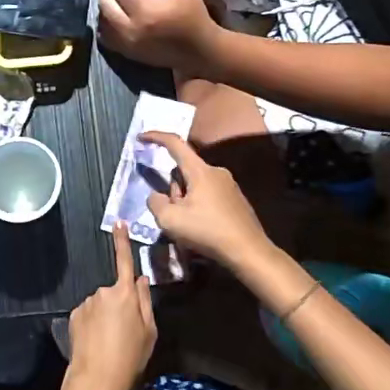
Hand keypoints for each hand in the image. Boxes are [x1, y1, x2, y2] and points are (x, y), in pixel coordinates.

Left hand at [66, 222, 155, 389]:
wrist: (98, 377)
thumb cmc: (131, 355)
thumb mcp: (149, 331)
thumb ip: (145, 301)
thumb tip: (141, 279)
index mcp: (126, 293)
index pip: (124, 261)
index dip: (122, 241)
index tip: (118, 222)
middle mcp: (104, 292)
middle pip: (115, 292)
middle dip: (119, 306)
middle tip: (126, 332)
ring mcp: (87, 303)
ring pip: (100, 305)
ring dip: (105, 317)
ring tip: (110, 342)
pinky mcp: (74, 315)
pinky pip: (88, 315)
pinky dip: (92, 325)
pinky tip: (96, 342)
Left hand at [97, 0, 217, 70]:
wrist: (199, 49)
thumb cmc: (192, 15)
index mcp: (143, 9)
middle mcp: (129, 27)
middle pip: (105, 1)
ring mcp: (125, 42)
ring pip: (102, 19)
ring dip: (108, 5)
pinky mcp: (126, 52)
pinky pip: (105, 37)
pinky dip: (107, 24)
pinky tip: (118, 18)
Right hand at [141, 132, 270, 266]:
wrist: (248, 251)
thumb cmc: (208, 231)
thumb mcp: (170, 220)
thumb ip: (155, 203)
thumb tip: (157, 197)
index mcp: (200, 171)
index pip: (175, 144)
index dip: (155, 137)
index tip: (141, 138)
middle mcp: (216, 171)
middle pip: (184, 172)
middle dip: (174, 191)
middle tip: (176, 216)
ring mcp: (229, 185)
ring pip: (196, 185)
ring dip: (186, 201)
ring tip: (191, 227)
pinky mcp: (236, 200)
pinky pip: (209, 195)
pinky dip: (200, 208)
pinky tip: (204, 229)